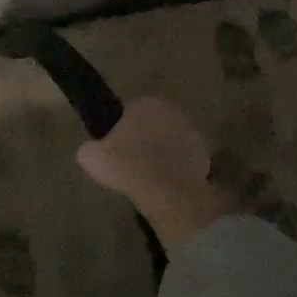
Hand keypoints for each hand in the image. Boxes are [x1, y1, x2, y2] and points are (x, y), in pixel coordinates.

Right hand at [75, 97, 232, 252]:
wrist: (167, 192)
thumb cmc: (127, 167)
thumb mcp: (90, 157)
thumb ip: (90, 148)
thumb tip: (92, 150)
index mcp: (145, 103)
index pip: (128, 112)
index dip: (120, 131)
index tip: (115, 150)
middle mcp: (172, 110)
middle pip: (152, 124)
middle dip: (144, 139)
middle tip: (131, 163)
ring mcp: (193, 132)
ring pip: (170, 141)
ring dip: (161, 154)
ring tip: (148, 177)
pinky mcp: (206, 154)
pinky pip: (184, 160)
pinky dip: (176, 169)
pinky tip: (165, 185)